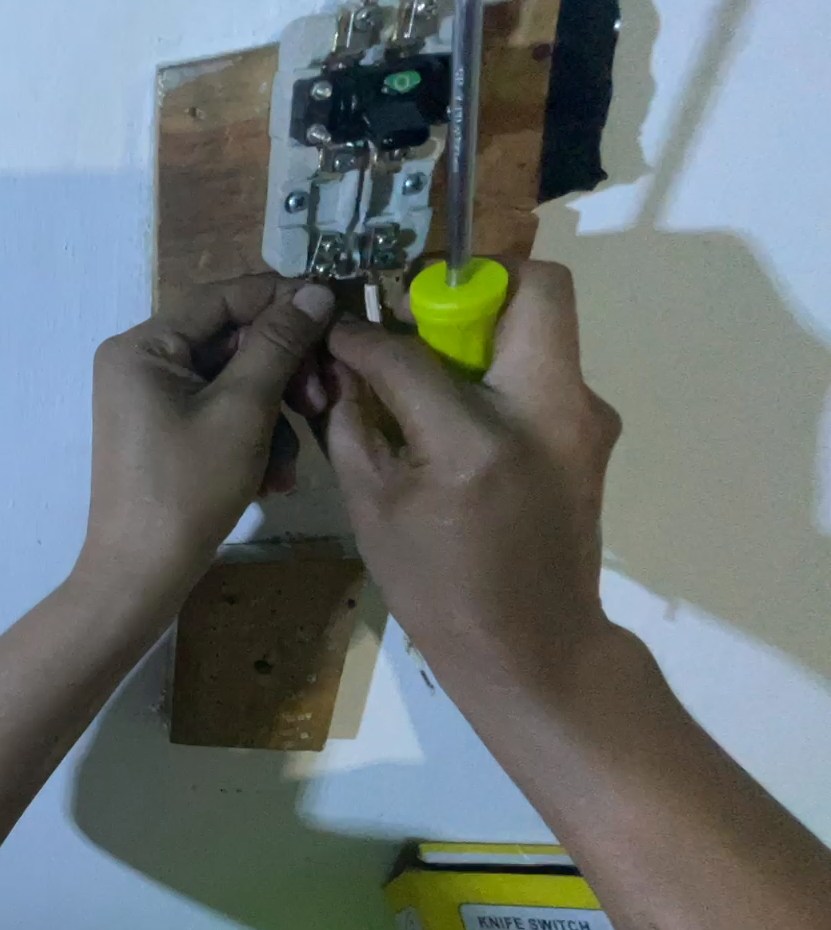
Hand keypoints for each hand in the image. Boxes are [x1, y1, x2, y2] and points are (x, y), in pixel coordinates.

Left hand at [77, 278, 335, 603]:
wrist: (141, 569)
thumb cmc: (187, 487)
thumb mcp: (242, 410)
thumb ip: (278, 344)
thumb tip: (315, 291)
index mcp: (141, 346)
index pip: (221, 298)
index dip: (283, 300)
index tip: (339, 314)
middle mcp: (137, 363)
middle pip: (229, 342)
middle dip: (282, 375)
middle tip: (322, 402)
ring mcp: (146, 400)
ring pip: (230, 383)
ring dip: (272, 418)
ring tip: (288, 467)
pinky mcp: (160, 431)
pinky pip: (214, 414)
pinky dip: (248, 440)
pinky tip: (271, 481)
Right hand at [320, 261, 622, 689]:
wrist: (528, 641)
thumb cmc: (429, 582)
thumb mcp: (367, 504)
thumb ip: (350, 423)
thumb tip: (338, 365)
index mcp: (473, 442)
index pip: (410, 354)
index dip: (365, 334)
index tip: (340, 326)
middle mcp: (550, 411)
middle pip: (532, 291)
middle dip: (462, 287)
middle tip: (408, 317)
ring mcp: (584, 416)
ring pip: (541, 324)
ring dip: (476, 326)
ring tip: (418, 366)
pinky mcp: (590, 427)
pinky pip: (540, 367)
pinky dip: (490, 367)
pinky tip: (449, 407)